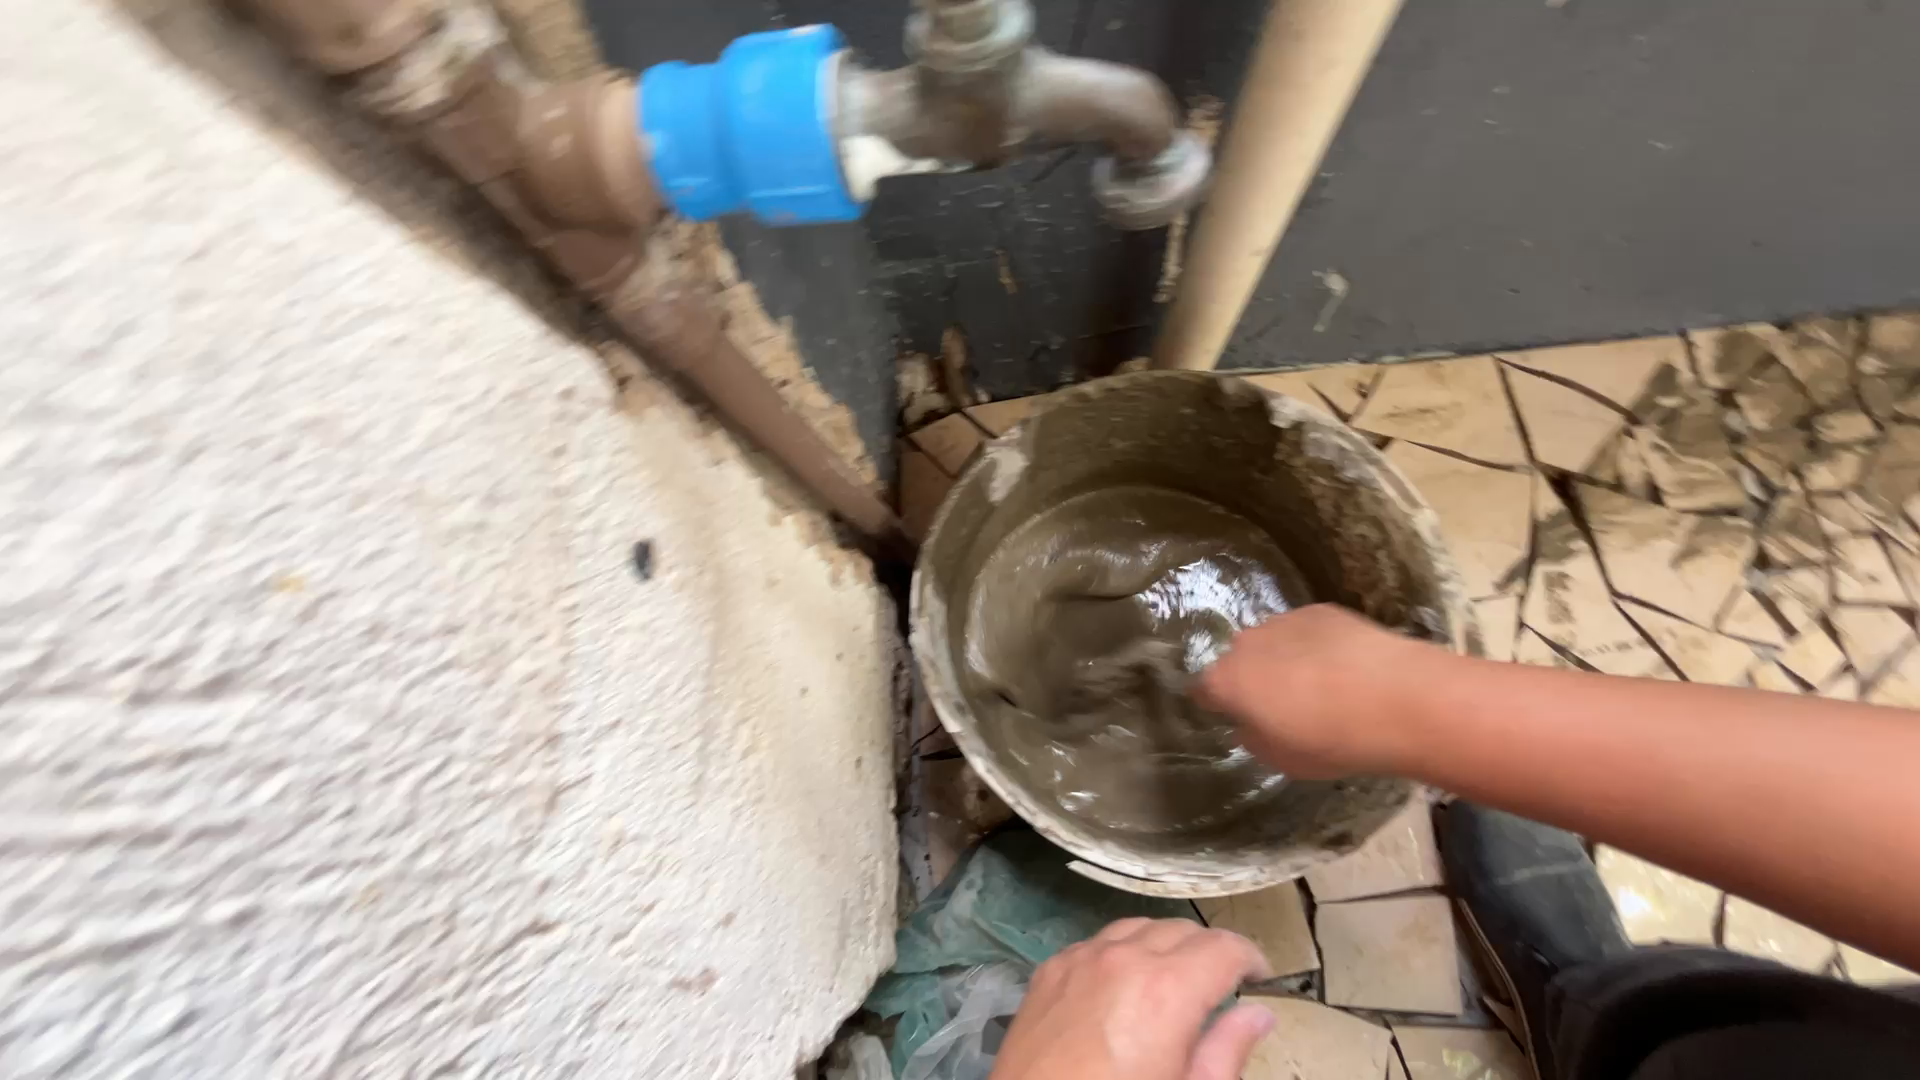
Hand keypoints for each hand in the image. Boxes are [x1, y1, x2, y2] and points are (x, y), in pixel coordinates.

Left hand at [990, 918, 1274, 1079]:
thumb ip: (1227, 1051)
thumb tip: (1258, 1014)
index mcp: (1166, 990)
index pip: (1223, 946)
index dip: (1250, 958)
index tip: (1260, 978)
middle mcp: (1123, 957)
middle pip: (1181, 929)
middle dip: (1209, 950)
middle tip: (1222, 986)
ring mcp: (1081, 957)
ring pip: (1137, 926)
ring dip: (1164, 945)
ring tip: (1175, 981)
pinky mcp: (1050, 968)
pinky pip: (1097, 942)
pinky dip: (1122, 952)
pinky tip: (1124, 985)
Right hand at [1194, 604, 1433, 777]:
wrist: (1399, 699)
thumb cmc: (1332, 740)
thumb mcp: (1281, 759)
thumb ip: (1253, 737)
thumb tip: (1249, 723)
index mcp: (1226, 681)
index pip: (1202, 690)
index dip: (1218, 705)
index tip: (1238, 718)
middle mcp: (1244, 644)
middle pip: (1237, 661)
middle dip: (1252, 678)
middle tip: (1284, 705)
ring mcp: (1282, 621)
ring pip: (1271, 642)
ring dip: (1283, 659)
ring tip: (1322, 685)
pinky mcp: (1319, 610)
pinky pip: (1304, 630)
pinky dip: (1315, 645)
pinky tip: (1345, 666)